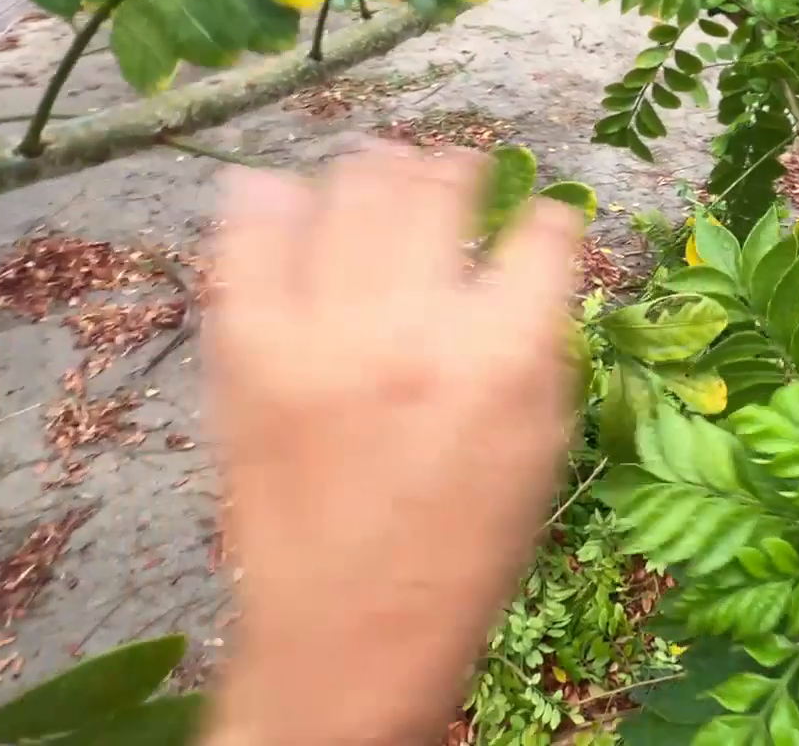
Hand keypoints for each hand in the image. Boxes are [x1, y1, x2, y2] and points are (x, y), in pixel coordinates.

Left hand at [202, 144, 584, 745]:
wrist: (354, 636)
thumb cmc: (477, 540)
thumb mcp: (547, 438)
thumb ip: (544, 339)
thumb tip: (534, 268)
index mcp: (505, 354)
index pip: (543, 236)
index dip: (552, 219)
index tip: (548, 220)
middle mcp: (415, 327)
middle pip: (440, 194)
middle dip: (461, 170)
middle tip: (462, 168)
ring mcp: (320, 335)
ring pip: (350, 198)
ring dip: (379, 169)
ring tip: (387, 162)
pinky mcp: (248, 359)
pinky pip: (246, 249)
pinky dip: (266, 206)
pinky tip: (284, 188)